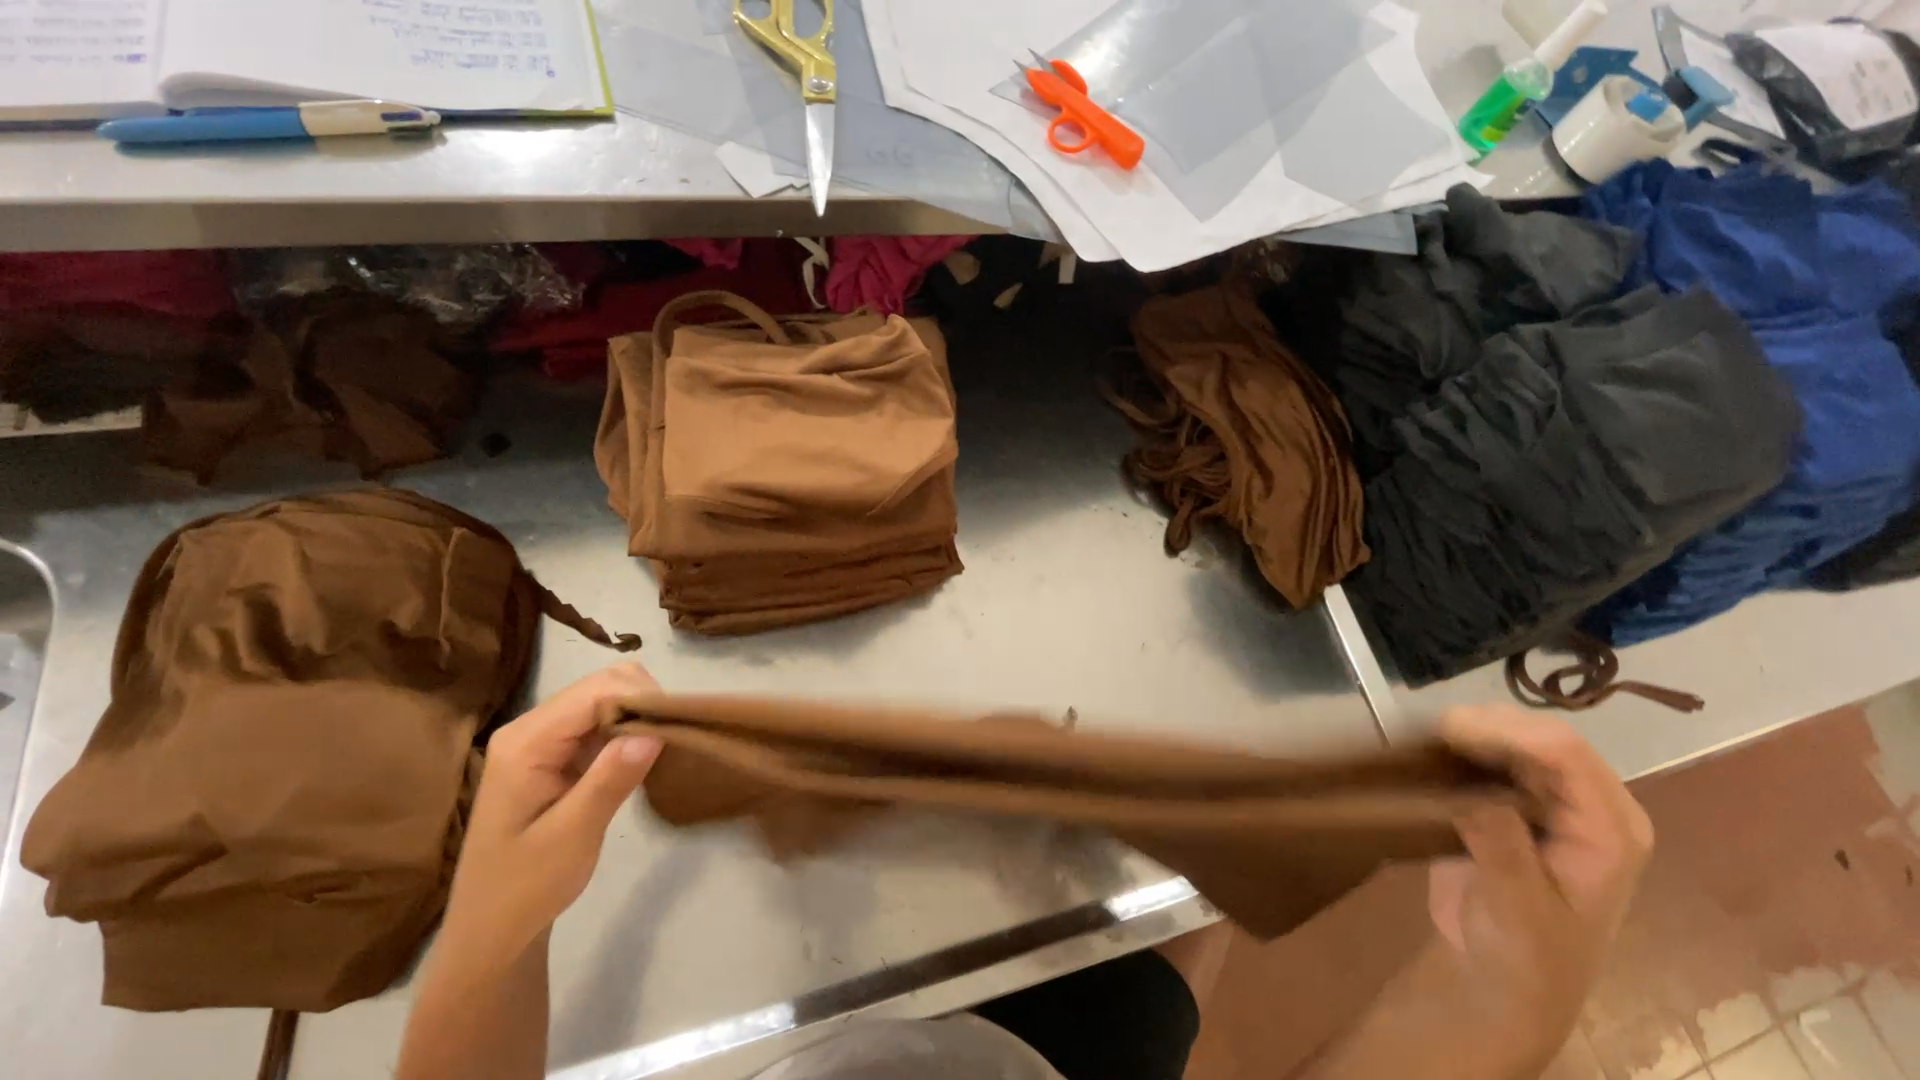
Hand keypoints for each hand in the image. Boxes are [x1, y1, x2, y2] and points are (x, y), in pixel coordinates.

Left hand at [440, 662, 663, 960]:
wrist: (491, 928)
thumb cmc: (525, 886)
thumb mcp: (572, 836)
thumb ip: (609, 780)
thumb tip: (651, 733)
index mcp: (526, 742)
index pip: (594, 691)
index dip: (640, 699)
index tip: (675, 730)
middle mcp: (531, 729)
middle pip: (600, 685)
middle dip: (642, 703)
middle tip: (672, 741)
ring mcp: (542, 741)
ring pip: (604, 700)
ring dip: (638, 717)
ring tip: (663, 750)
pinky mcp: (556, 756)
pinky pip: (600, 725)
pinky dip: (628, 732)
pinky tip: (644, 759)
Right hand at [1426, 706, 1653, 1055]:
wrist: (1499, 975)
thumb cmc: (1523, 953)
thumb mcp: (1517, 908)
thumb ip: (1503, 847)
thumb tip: (1470, 793)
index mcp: (1611, 828)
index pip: (1568, 756)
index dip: (1511, 732)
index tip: (1449, 731)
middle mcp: (1589, 804)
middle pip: (1545, 737)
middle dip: (1490, 724)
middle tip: (1431, 732)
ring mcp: (1552, 800)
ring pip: (1519, 738)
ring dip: (1475, 730)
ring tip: (1427, 739)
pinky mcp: (1515, 801)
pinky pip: (1495, 756)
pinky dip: (1464, 746)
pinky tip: (1432, 749)